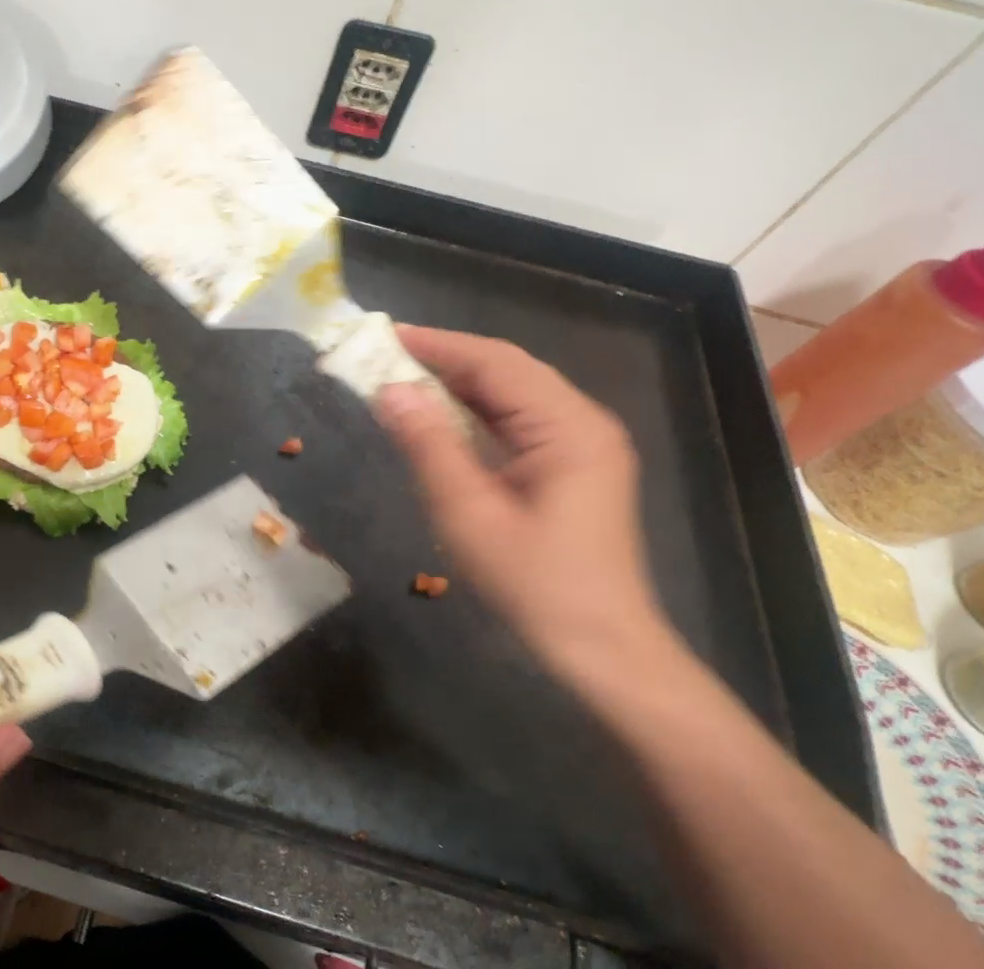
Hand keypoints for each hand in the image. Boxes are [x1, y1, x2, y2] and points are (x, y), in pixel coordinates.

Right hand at [375, 326, 672, 671]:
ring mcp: (582, 445)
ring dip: (457, 386)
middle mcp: (582, 422)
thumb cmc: (534, 583)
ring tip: (400, 381)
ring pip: (512, 396)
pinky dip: (475, 415)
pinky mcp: (572, 467)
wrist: (600, 646)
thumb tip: (388, 391)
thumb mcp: (469, 514)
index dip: (437, 345)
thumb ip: (428, 446)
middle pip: (507, 372)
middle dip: (445, 361)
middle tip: (383, 357)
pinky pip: (518, 423)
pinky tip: (439, 419)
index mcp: (568, 426)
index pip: (496, 362)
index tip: (383, 336)